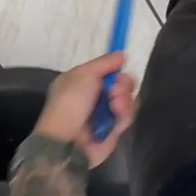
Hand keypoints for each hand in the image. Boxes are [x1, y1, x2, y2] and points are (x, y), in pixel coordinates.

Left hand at [32, 51, 137, 166]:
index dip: (116, 70)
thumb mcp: (84, 74)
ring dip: (124, 98)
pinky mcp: (114, 130)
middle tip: (116, 88)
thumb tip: (122, 55)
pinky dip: (124, 113)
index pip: (107, 72)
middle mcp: (95, 98)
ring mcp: (105, 114)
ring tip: (115, 103)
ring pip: (128, 100)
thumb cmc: (70, 102)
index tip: (120, 68)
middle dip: (124, 84)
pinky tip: (117, 113)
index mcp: (83, 83)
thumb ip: (106, 62)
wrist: (67, 140)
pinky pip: (127, 117)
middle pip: (122, 84)